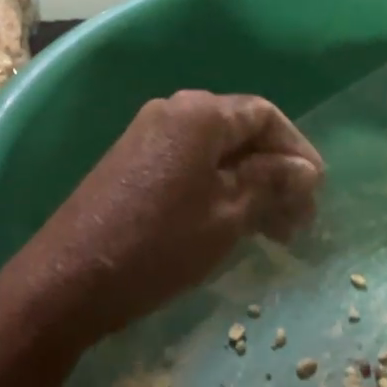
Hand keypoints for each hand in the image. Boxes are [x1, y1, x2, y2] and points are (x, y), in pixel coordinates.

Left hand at [8, 90, 323, 339]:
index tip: (317, 190)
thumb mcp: (228, 215)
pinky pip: (190, 161)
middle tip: (299, 218)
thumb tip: (306, 169)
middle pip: (240, 130)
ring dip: (248, 182)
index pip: (265, 115)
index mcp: (201, 112)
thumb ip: (271, 183)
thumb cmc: (160, 242)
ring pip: (216, 149)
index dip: (297, 149)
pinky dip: (218, 185)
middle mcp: (175, 109)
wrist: (68, 277)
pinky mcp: (133, 159)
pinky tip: (231, 222)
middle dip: (274, 171)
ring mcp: (149, 133)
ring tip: (272, 229)